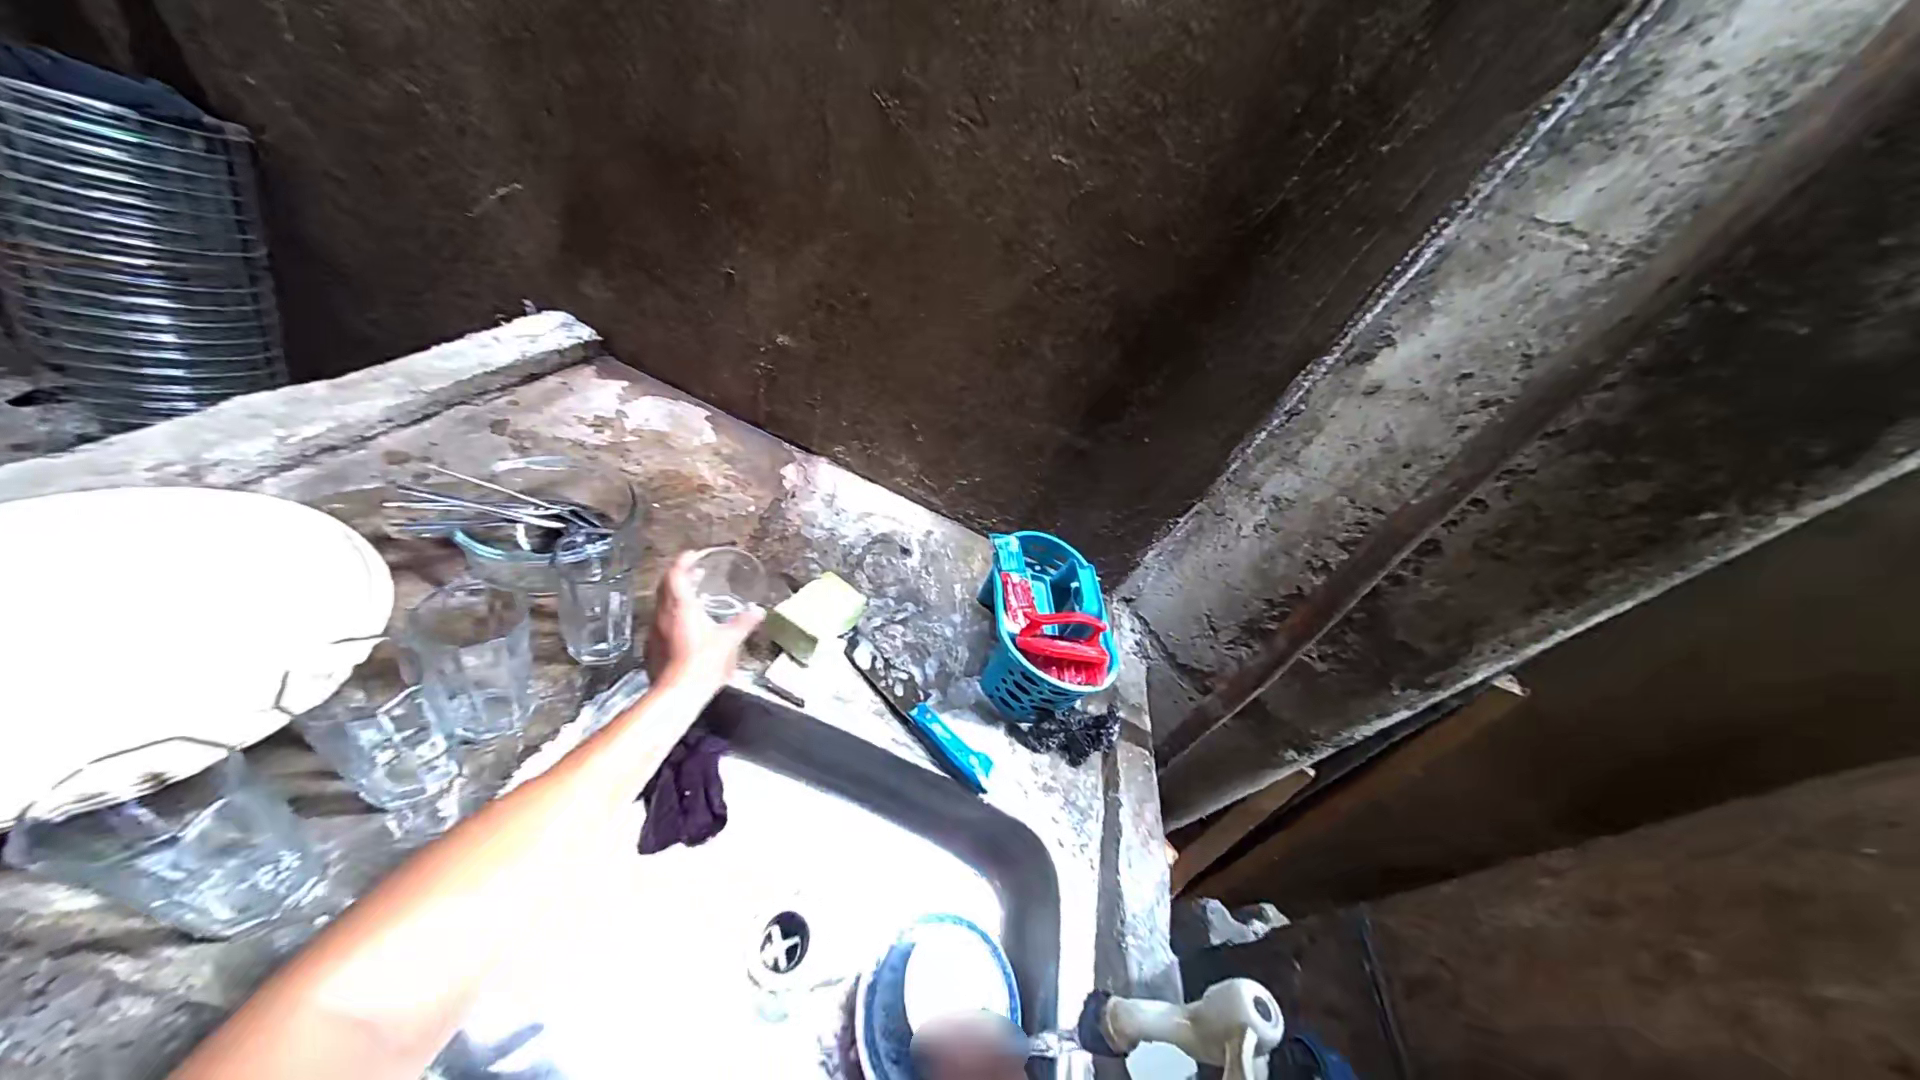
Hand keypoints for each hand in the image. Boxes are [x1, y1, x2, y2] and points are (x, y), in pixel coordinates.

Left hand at [645, 550, 763, 695]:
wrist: (678, 692)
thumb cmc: (704, 661)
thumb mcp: (730, 640)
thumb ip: (744, 623)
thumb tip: (758, 610)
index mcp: (681, 606)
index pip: (676, 574)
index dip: (684, 561)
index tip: (694, 555)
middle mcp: (663, 614)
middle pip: (666, 586)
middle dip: (680, 575)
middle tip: (696, 572)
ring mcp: (654, 630)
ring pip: (662, 603)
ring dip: (676, 595)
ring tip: (694, 596)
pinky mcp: (652, 646)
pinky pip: (661, 622)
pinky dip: (673, 614)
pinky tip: (686, 625)